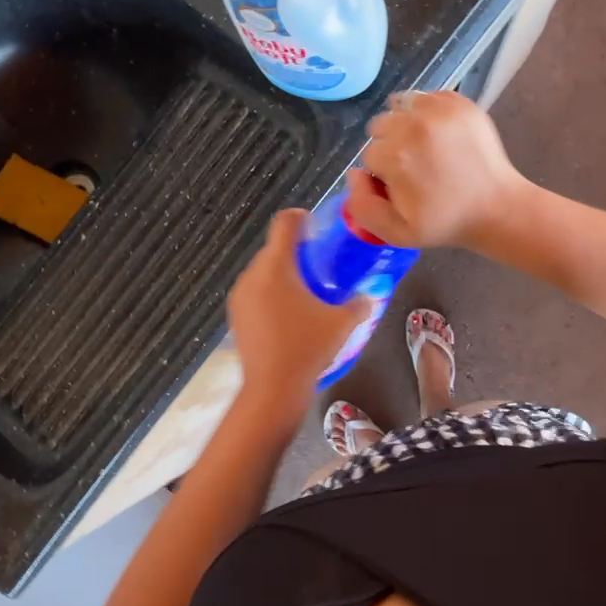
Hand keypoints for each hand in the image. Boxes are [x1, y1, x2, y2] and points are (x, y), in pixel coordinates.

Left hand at [228, 210, 372, 404]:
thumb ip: (359, 305)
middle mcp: (253, 275)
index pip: (284, 223)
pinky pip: (255, 293)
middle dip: (295, 254)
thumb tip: (369, 298)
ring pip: (262, 273)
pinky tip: (288, 316)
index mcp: (277, 266)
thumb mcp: (342, 323)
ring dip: (282, 276)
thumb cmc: (308, 347)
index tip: (316, 228)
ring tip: (304, 294)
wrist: (273, 388)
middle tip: (318, 268)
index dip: (301, 218)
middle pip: (274, 249)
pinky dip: (270, 295)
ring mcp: (240, 296)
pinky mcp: (235, 316)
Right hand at [345, 91, 532, 248]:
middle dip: (391, 145)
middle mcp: (414, 124)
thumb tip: (355, 175)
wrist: (496, 207)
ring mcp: (440, 109)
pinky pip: (426, 97)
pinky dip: (427, 112)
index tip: (403, 186)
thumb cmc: (445, 223)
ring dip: (405, 125)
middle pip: (380, 126)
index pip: (369, 156)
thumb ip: (362, 206)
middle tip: (414, 167)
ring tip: (425, 148)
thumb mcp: (396, 232)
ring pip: (400, 106)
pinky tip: (438, 134)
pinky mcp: (459, 102)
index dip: (383, 173)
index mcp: (395, 155)